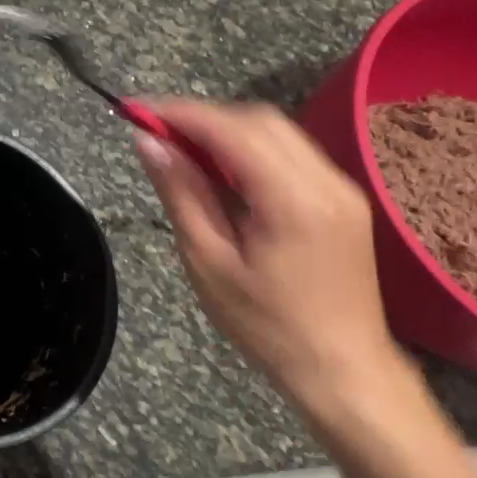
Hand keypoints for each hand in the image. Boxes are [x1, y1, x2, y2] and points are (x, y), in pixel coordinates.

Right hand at [134, 100, 403, 406]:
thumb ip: (181, 192)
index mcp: (293, 200)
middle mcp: (327, 182)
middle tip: (152, 131)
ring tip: (178, 149)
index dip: (180, 113)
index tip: (134, 110)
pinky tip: (218, 170)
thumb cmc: (265, 322)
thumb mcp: (207, 259)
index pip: (232, 130)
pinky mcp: (341, 200)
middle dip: (202, 116)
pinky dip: (248, 148)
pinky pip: (290, 154)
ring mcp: (341, 189)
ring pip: (277, 132)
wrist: (341, 367)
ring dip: (224, 130)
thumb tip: (148, 142)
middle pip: (259, 121)